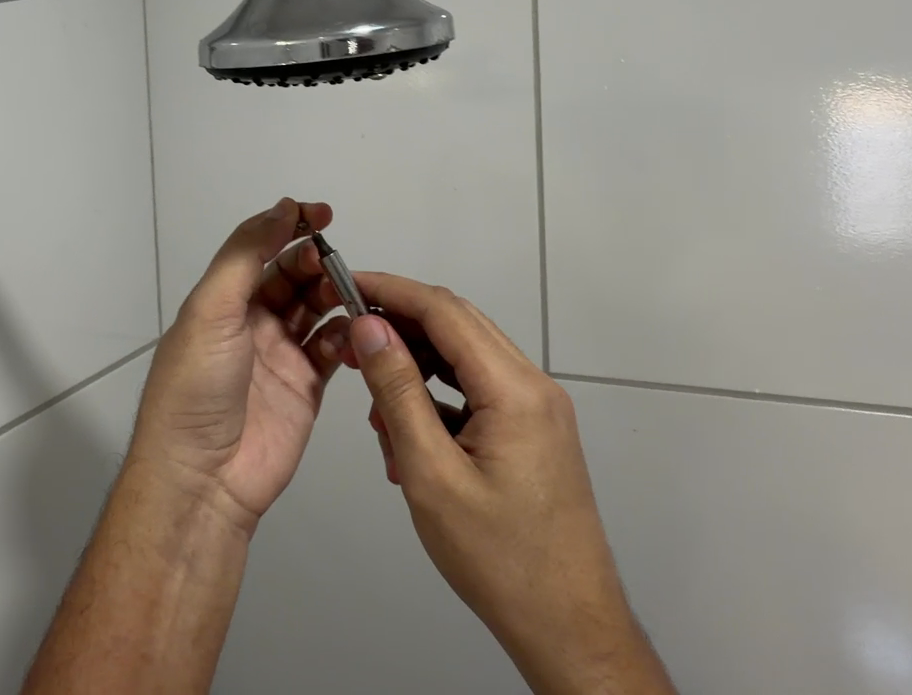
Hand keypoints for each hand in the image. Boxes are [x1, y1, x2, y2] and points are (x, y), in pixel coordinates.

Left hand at [127, 198, 347, 536]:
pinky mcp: (305, 388)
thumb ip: (246, 255)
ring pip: (315, 309)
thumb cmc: (196, 390)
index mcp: (220, 301)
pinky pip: (332, 350)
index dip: (287, 226)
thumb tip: (279, 209)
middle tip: (335, 260)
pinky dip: (346, 335)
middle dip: (315, 261)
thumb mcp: (211, 310)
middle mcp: (249, 324)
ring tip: (350, 291)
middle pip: (291, 277)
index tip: (320, 213)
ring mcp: (279, 356)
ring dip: (334, 293)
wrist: (204, 478)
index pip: (258, 249)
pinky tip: (355, 330)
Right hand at [345, 274, 674, 694]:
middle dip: (399, 324)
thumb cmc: (497, 557)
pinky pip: (474, 391)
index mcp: (515, 390)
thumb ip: (398, 391)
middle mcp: (533, 386)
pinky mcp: (531, 432)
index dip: (391, 290)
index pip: (444, 311)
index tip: (344, 285)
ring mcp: (536, 409)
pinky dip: (434, 396)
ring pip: (463, 358)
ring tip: (372, 399)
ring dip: (414, 365)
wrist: (568, 627)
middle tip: (346, 339)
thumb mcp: (429, 472)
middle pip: (457, 326)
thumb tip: (370, 327)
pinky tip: (404, 430)